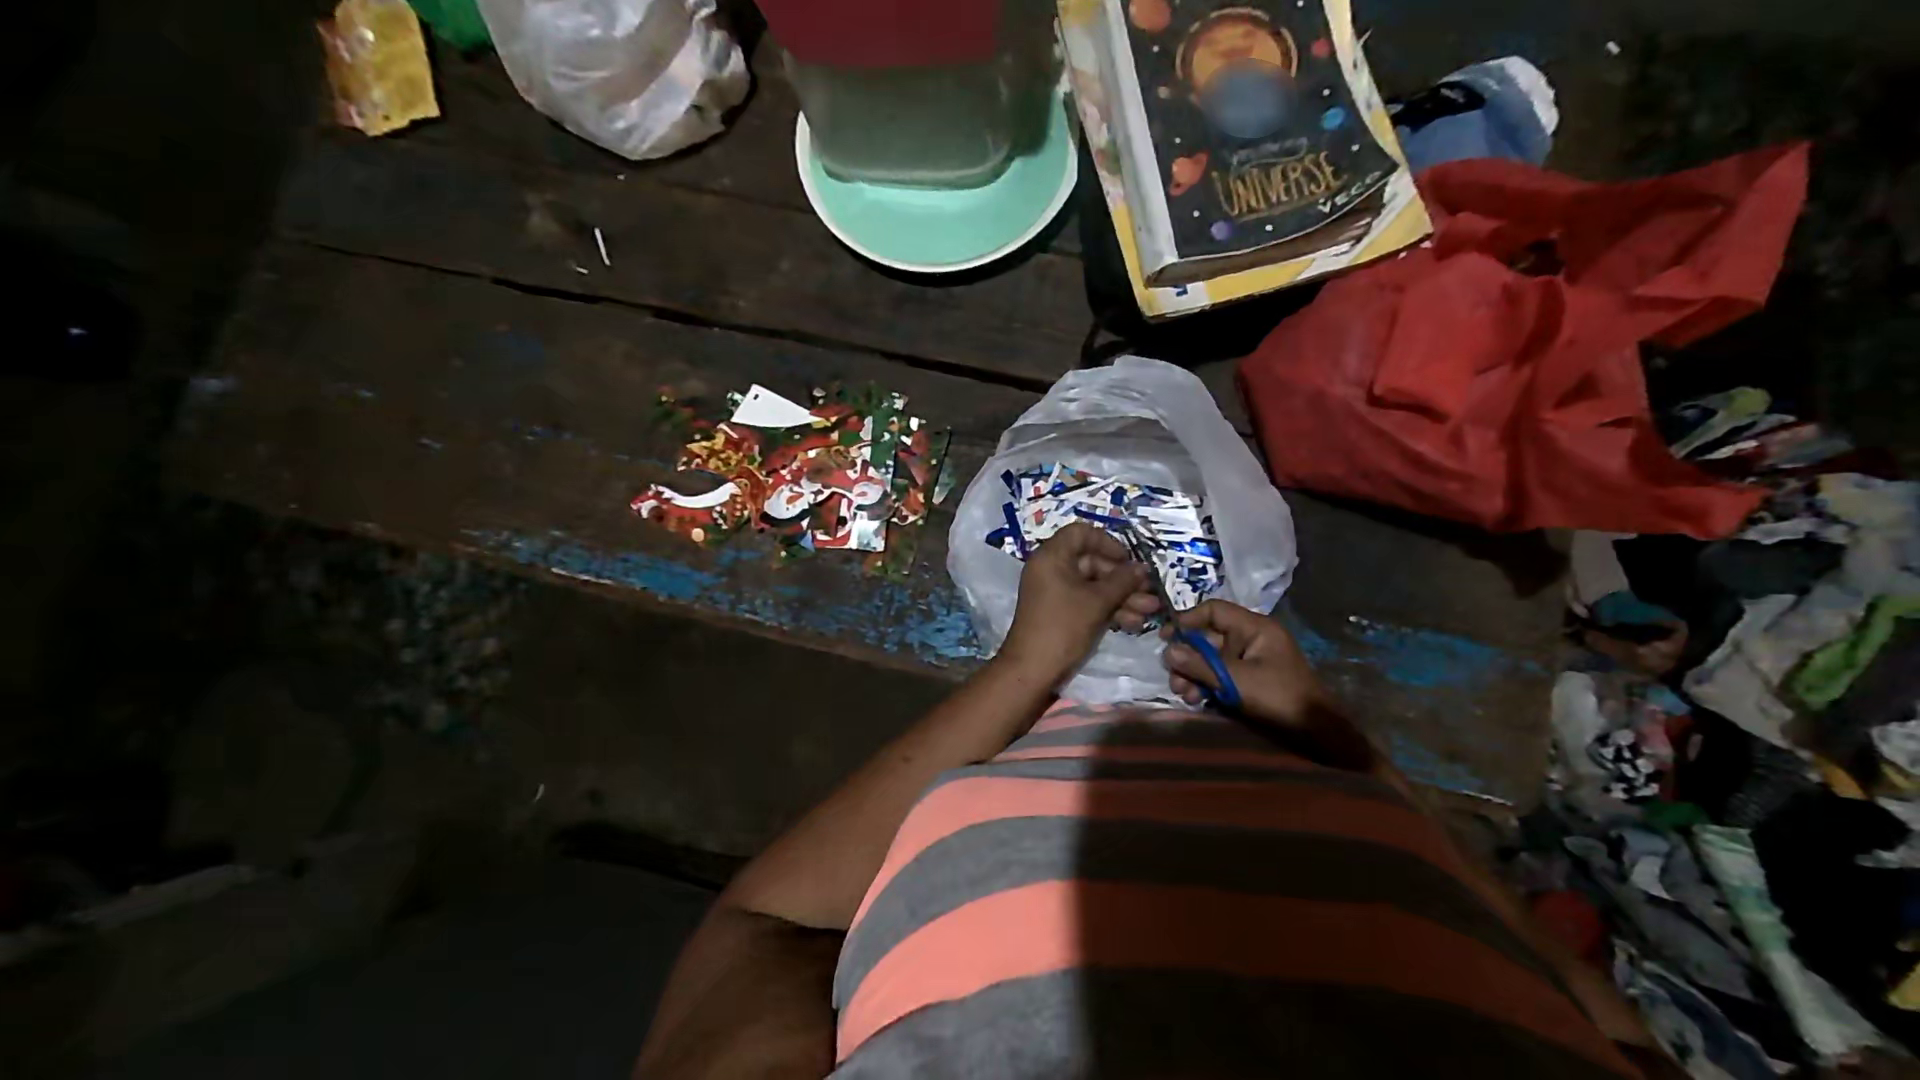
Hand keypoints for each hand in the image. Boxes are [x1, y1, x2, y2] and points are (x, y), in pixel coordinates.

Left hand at [1000, 523, 1159, 682]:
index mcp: (1052, 557)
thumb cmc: (1063, 627)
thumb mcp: (1097, 602)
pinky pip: (1087, 602)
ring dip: (1122, 597)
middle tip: (1150, 592)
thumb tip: (1142, 568)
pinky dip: (1109, 609)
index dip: (1107, 543)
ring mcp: (1055, 592)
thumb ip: (1122, 581)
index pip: (1081, 533)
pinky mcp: (1060, 612)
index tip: (1129, 560)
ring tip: (1149, 611)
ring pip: (1093, 585)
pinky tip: (1133, 623)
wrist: (1032, 670)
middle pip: (1092, 561)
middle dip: (1123, 578)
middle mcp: (1051, 569)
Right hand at [1159, 599, 1325, 722]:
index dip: (1188, 621)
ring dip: (1192, 674)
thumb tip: (1168, 651)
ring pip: (1209, 659)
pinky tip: (1195, 699)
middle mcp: (1250, 639)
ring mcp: (1249, 660)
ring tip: (1183, 693)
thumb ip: (1200, 665)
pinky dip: (1205, 684)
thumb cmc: (1279, 696)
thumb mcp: (1236, 680)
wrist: (1315, 731)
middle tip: (1173, 676)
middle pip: (1207, 638)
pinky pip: (1219, 674)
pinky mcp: (1247, 680)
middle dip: (1187, 657)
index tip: (1167, 638)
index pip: (1213, 611)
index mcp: (1255, 628)